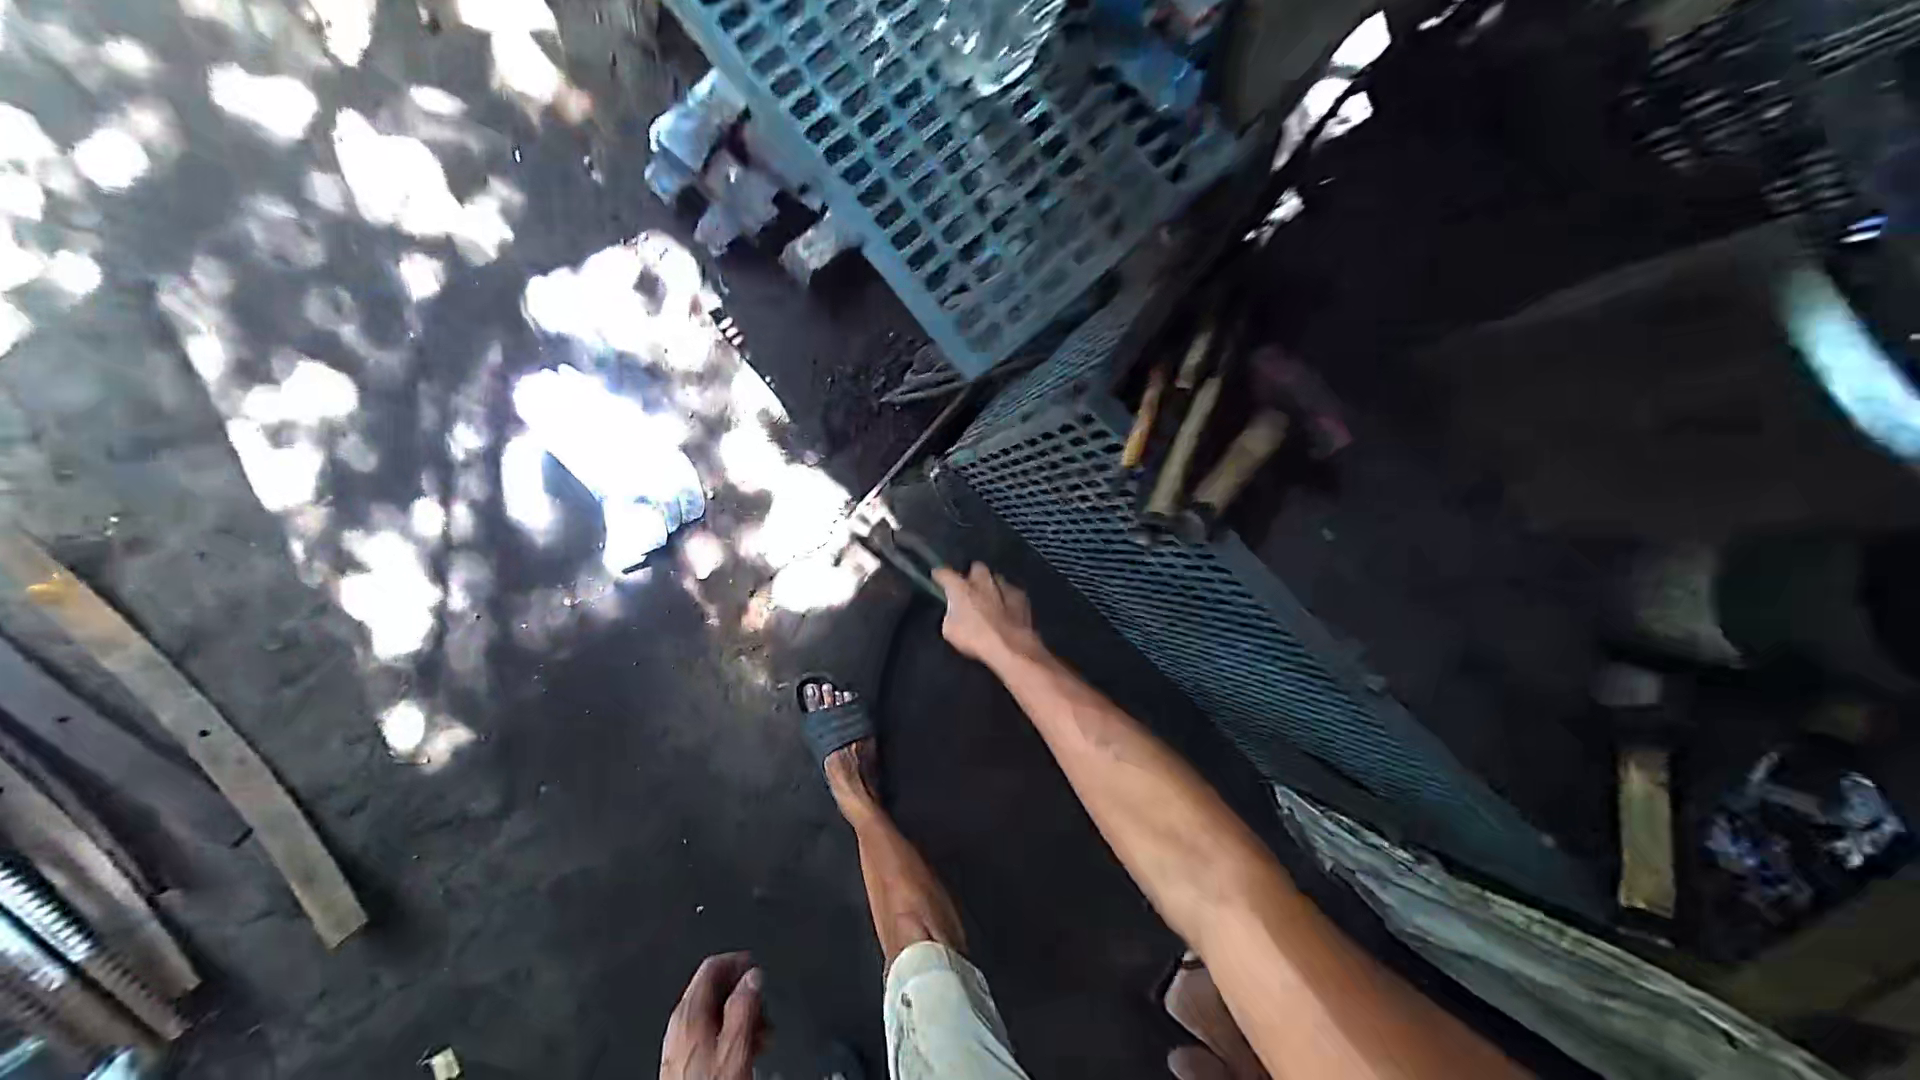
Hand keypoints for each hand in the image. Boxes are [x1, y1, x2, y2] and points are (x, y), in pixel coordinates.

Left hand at [660, 952, 764, 1079]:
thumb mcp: (736, 1046)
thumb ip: (745, 1004)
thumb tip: (753, 976)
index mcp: (689, 1012)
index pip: (712, 966)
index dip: (737, 961)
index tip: (756, 968)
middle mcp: (680, 1023)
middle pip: (714, 989)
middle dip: (743, 995)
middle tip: (763, 1008)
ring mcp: (678, 1042)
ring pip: (713, 1012)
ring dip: (740, 1016)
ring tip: (760, 1034)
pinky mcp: (681, 1060)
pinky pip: (708, 1032)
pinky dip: (728, 1033)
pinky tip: (743, 1050)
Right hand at [934, 563, 1044, 665]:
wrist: (1011, 646)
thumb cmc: (976, 639)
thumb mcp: (950, 631)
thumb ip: (951, 614)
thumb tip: (955, 611)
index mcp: (962, 588)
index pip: (945, 573)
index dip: (940, 574)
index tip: (938, 576)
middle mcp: (983, 581)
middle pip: (976, 568)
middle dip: (972, 575)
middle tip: (970, 588)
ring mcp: (1005, 586)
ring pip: (995, 578)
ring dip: (991, 586)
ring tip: (990, 600)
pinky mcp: (1022, 596)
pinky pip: (1011, 591)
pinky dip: (1007, 597)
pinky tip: (1007, 608)